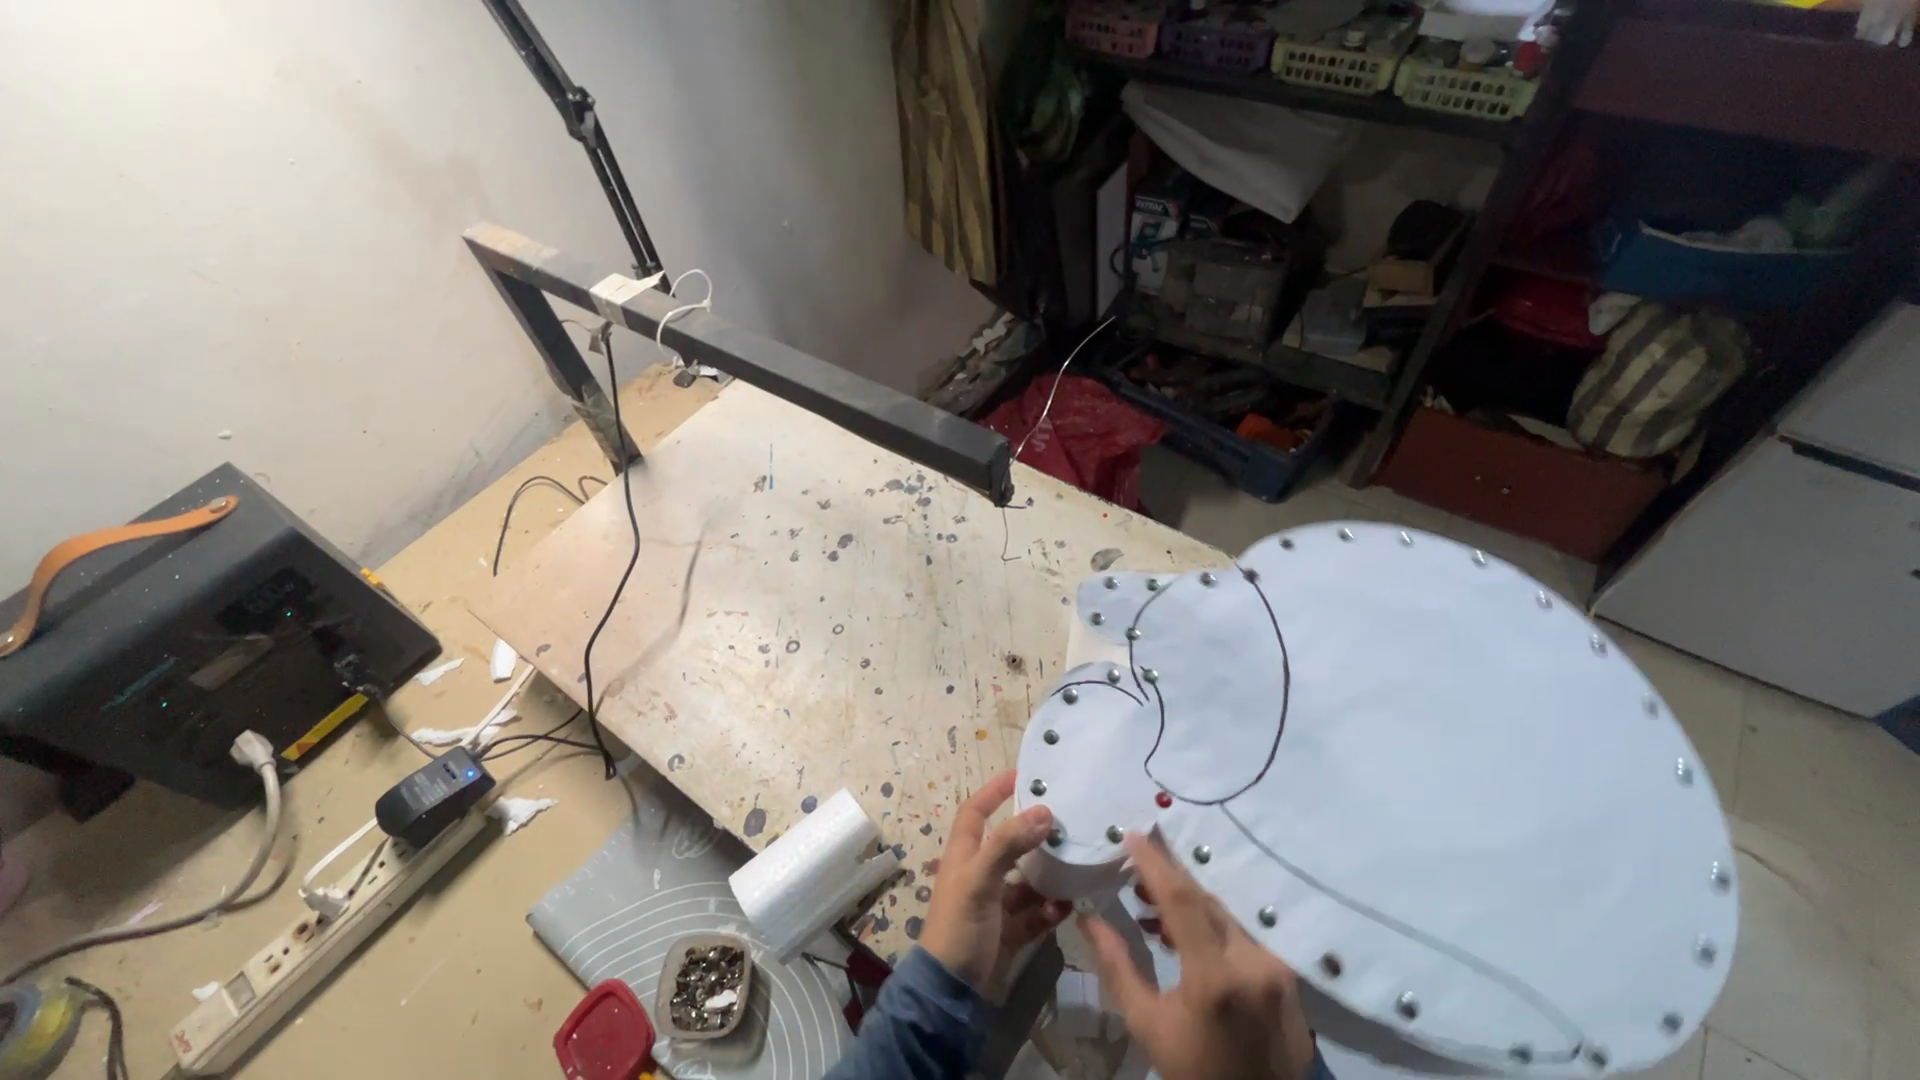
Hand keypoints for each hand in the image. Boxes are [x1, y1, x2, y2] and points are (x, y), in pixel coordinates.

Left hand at [921, 770, 1072, 992]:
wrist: (951, 994)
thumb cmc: (958, 928)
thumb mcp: (979, 881)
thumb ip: (1008, 844)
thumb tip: (1043, 811)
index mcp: (963, 856)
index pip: (976, 811)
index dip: (993, 791)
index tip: (1021, 774)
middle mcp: (979, 874)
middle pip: (1009, 844)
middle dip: (1035, 835)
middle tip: (1066, 824)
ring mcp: (995, 904)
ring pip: (1027, 880)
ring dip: (1049, 876)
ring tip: (1073, 869)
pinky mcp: (1009, 931)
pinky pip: (1035, 912)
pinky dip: (1050, 909)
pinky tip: (1065, 908)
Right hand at [1081, 833, 1317, 1079]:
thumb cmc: (1194, 1070)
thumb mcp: (1147, 1024)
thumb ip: (1117, 965)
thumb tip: (1086, 918)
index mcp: (1215, 978)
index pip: (1182, 901)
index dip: (1155, 863)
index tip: (1133, 836)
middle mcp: (1254, 962)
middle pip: (1205, 901)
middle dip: (1168, 879)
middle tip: (1135, 869)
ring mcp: (1278, 968)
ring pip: (1225, 914)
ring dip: (1190, 902)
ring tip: (1152, 906)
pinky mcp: (1289, 975)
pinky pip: (1245, 933)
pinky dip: (1213, 924)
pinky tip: (1187, 932)